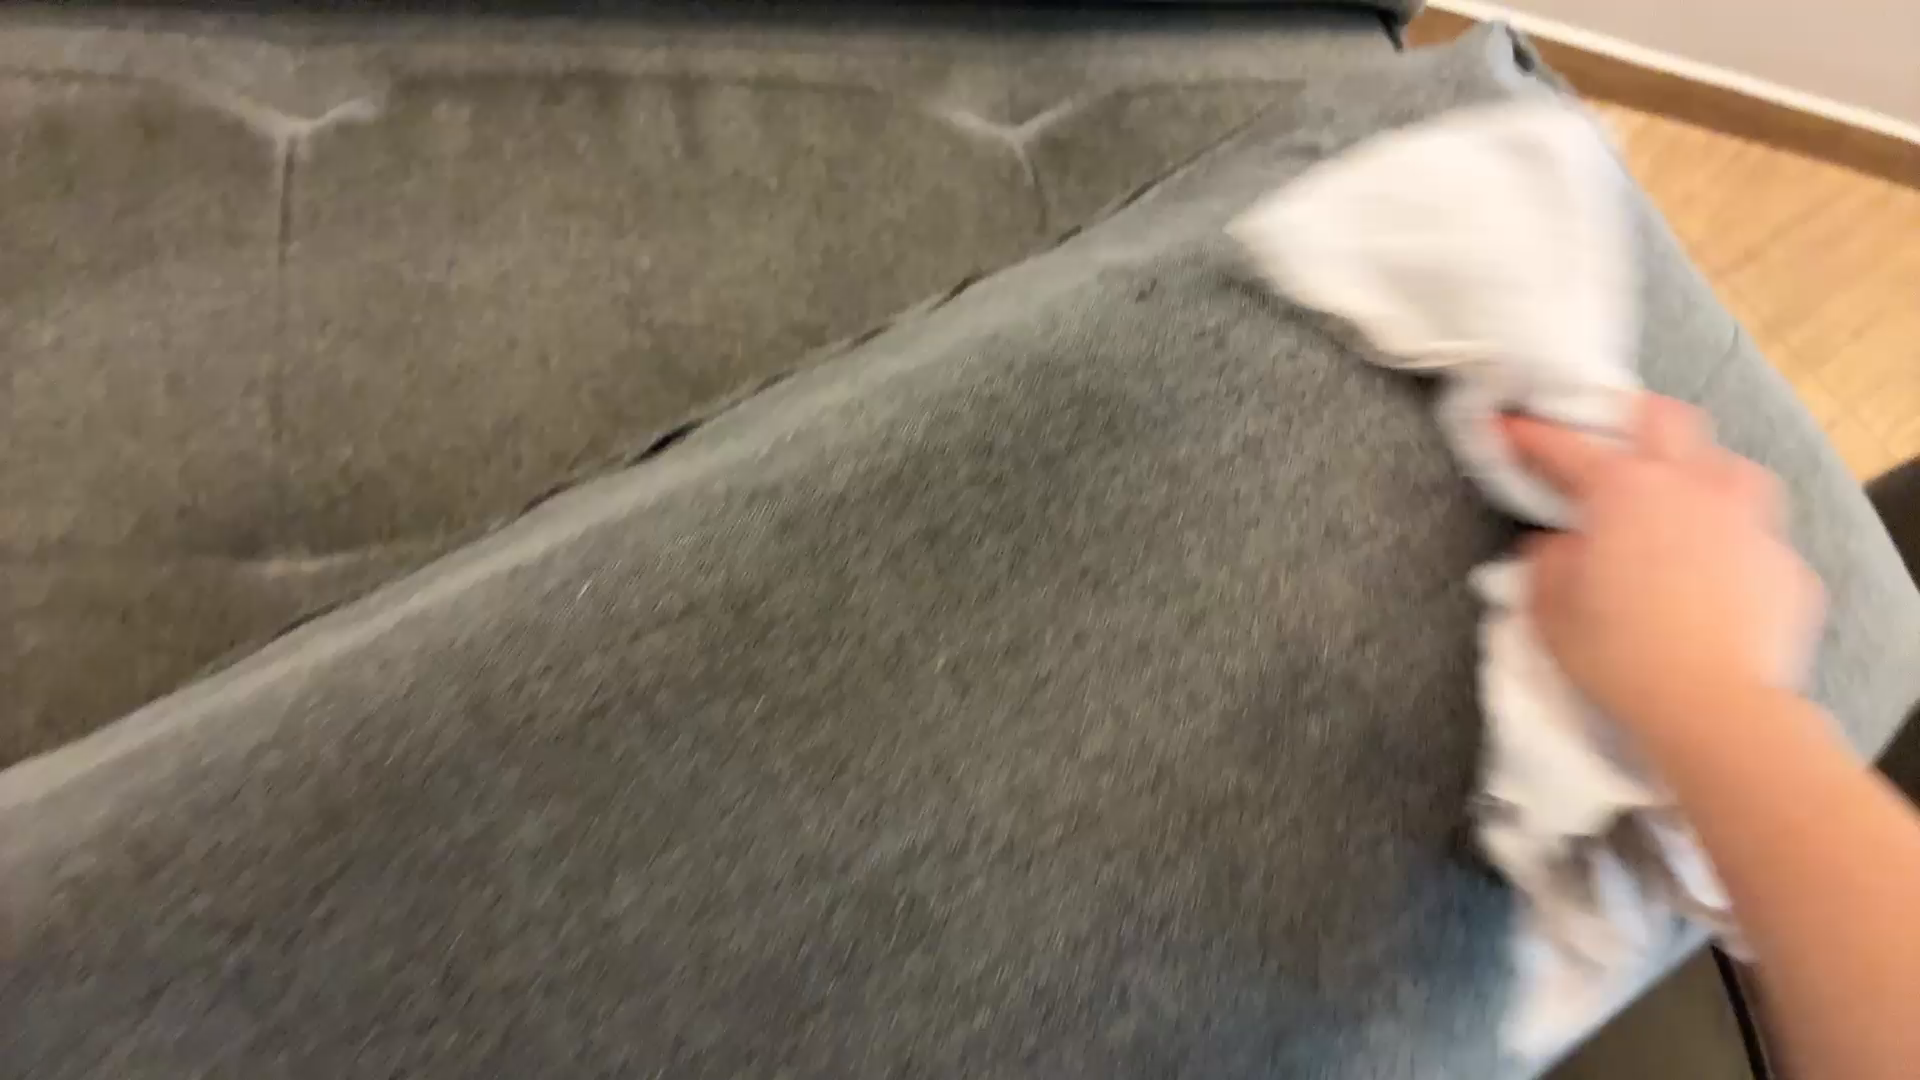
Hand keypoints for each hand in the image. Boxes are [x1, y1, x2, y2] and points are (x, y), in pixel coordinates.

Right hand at [1500, 395, 1825, 748]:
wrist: (1711, 707)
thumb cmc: (1614, 653)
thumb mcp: (1547, 603)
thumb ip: (1549, 558)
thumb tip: (1560, 542)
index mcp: (1624, 494)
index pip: (1565, 447)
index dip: (1528, 432)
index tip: (1504, 423)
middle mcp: (1691, 491)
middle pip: (1666, 419)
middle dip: (1625, 416)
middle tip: (1597, 431)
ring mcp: (1747, 523)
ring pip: (1724, 462)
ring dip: (1686, 463)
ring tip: (1661, 489)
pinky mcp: (1781, 562)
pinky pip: (1750, 523)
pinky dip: (1716, 525)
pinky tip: (1697, 556)